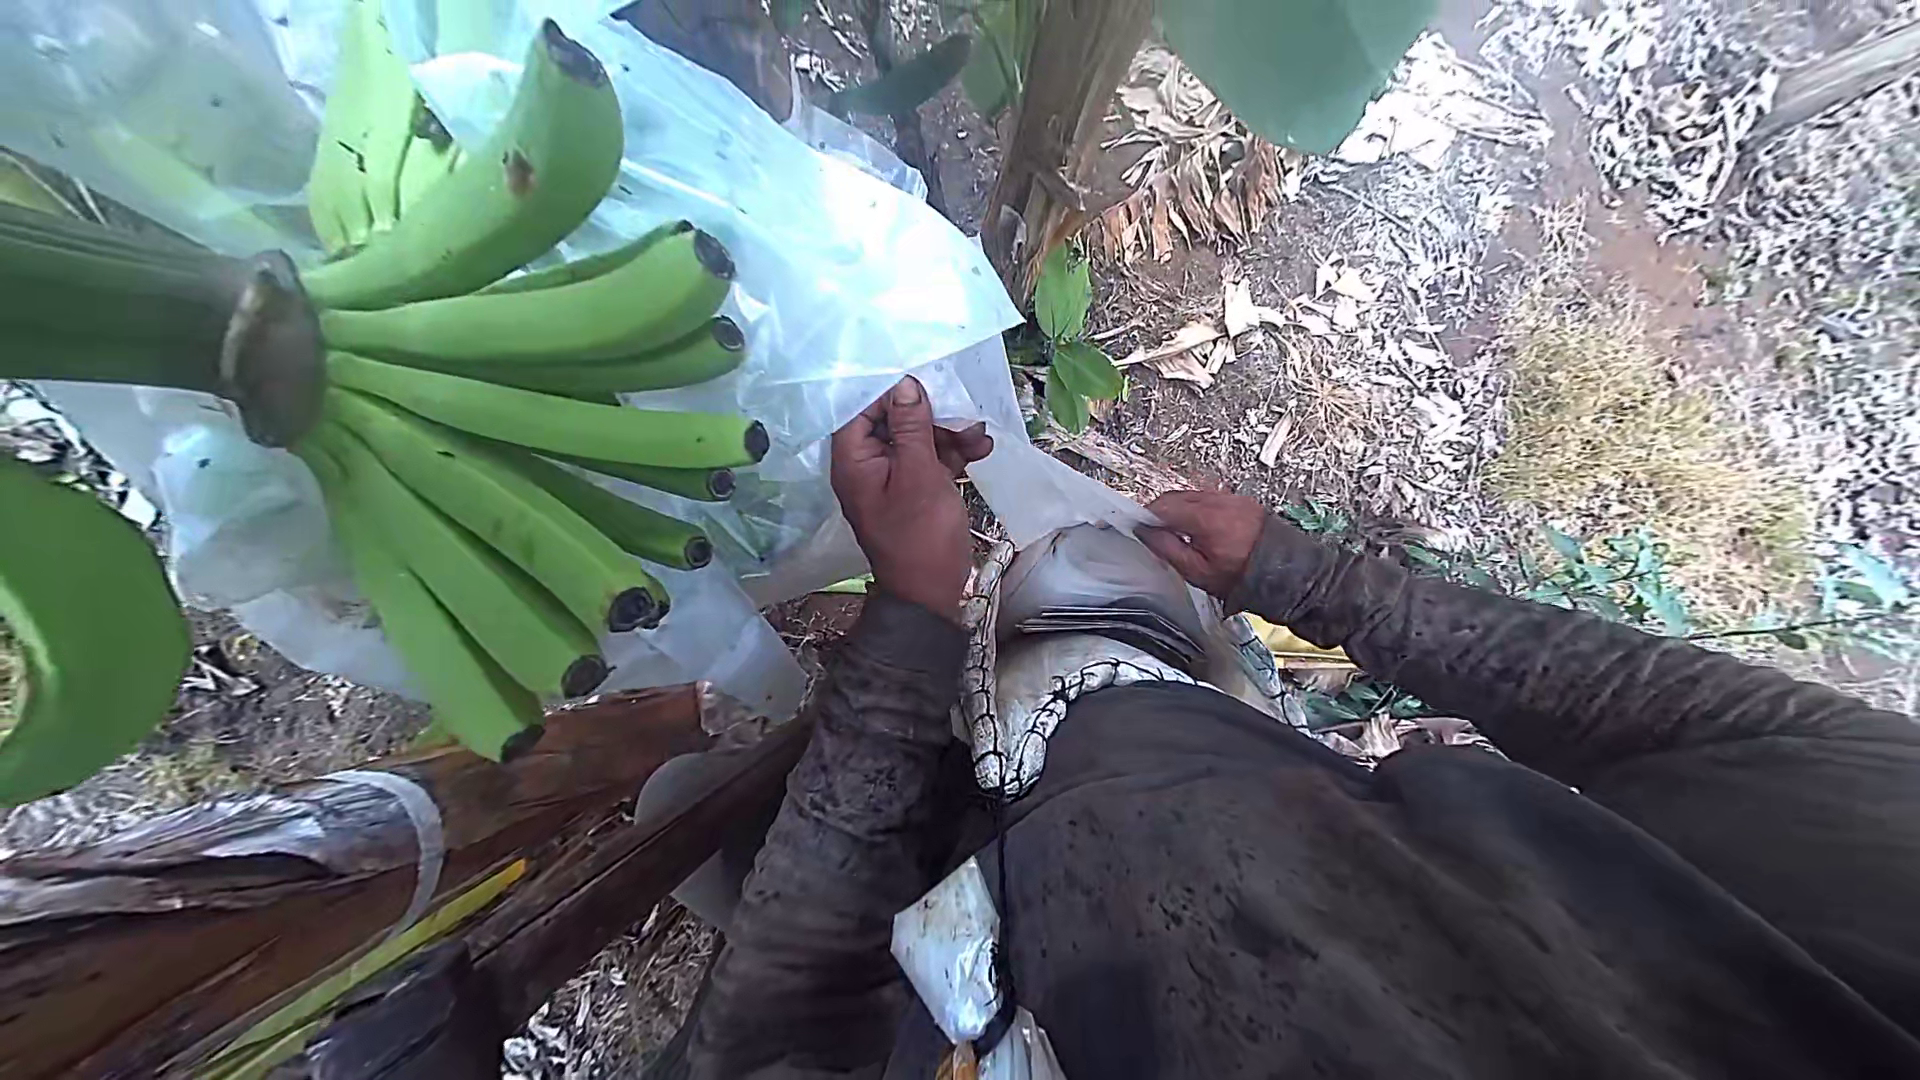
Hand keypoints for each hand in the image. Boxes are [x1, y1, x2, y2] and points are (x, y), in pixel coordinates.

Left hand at [830, 377, 992, 621]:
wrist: (933, 593)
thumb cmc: (921, 535)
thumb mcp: (918, 474)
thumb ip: (910, 427)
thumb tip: (904, 385)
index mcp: (853, 462)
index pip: (859, 410)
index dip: (888, 393)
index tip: (922, 381)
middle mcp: (868, 467)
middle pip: (892, 423)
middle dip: (929, 415)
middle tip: (961, 410)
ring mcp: (894, 479)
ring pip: (917, 441)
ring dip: (949, 434)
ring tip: (980, 433)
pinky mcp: (916, 491)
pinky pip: (930, 461)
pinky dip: (953, 455)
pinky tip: (981, 448)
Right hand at [1135, 490, 1267, 599]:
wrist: (1284, 572)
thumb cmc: (1242, 577)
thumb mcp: (1196, 571)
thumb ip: (1166, 548)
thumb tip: (1144, 532)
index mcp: (1206, 519)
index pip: (1163, 507)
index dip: (1145, 516)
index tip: (1137, 526)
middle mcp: (1218, 502)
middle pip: (1174, 497)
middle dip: (1158, 511)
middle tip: (1152, 530)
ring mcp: (1230, 499)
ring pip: (1189, 495)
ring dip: (1176, 509)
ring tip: (1174, 531)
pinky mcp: (1238, 501)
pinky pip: (1207, 498)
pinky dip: (1194, 508)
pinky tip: (1194, 526)